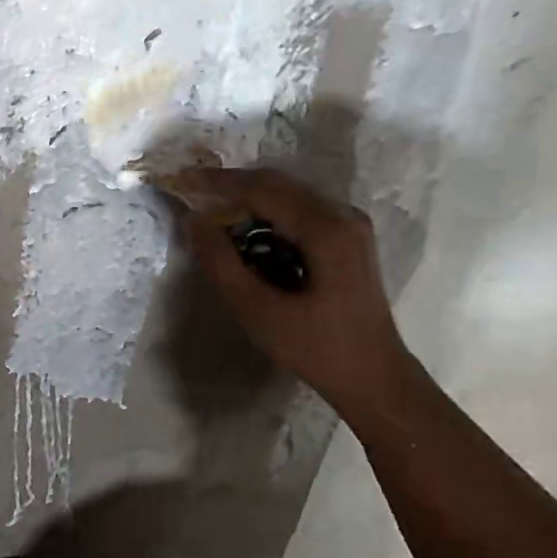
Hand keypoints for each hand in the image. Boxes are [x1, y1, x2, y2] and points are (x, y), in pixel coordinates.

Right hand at [163, 167, 414, 407]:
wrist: (375, 377)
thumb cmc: (317, 350)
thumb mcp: (259, 312)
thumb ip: (222, 264)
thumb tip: (193, 220)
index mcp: (327, 230)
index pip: (262, 189)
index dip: (217, 182)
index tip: (181, 180)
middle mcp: (342, 214)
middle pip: (276, 183)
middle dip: (230, 187)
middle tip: (190, 194)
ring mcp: (349, 223)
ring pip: (287, 193)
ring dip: (248, 199)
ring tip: (212, 214)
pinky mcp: (347, 236)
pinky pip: (299, 209)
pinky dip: (267, 213)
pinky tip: (246, 232)